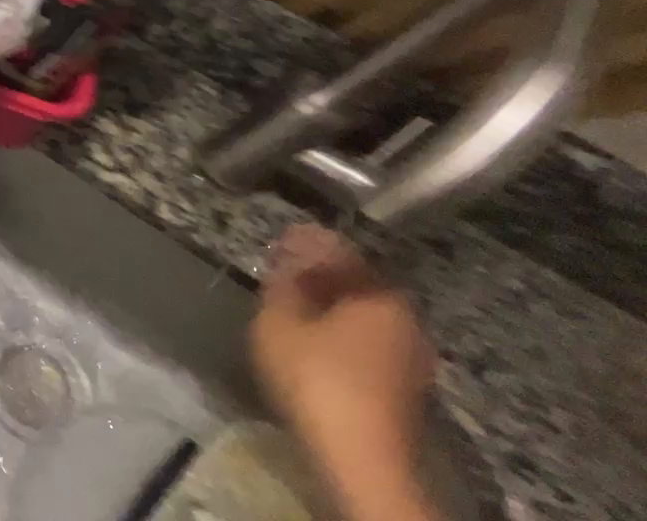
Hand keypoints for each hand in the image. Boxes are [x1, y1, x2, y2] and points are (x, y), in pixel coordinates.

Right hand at [252, 225, 439, 520]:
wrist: (360, 455)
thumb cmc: (315, 375)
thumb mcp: (279, 320)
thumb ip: (283, 284)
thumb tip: (291, 260)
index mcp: (379, 295)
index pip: (341, 252)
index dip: (308, 241)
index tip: (280, 235)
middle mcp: (407, 319)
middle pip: (358, 284)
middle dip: (322, 275)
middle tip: (285, 270)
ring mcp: (412, 356)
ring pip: (364, 315)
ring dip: (332, 306)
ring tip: (294, 305)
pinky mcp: (405, 386)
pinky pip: (368, 342)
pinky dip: (341, 333)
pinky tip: (315, 339)